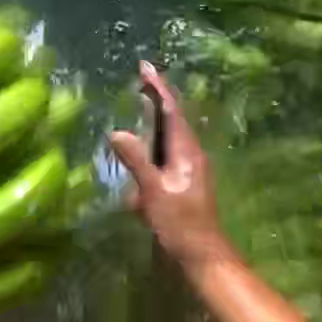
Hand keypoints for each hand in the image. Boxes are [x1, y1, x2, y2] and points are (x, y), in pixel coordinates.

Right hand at [109, 62, 234, 270]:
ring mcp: (191, 164)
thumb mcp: (154, 193)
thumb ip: (137, 161)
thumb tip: (117, 131)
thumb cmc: (181, 224)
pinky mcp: (187, 178)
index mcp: (186, 149)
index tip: (145, 67)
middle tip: (139, 80)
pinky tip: (144, 145)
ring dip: (156, 116)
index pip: (172, 109)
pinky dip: (156, 138)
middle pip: (174, 116)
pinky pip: (170, 148)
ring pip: (172, 132)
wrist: (204, 254)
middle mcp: (192, 151)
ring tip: (139, 103)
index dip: (158, 87)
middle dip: (157, 97)